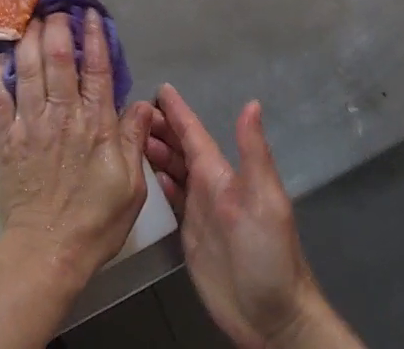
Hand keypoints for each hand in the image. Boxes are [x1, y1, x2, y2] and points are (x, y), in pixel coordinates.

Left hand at [0, 11, 153, 288]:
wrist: (47, 250)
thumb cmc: (96, 221)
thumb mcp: (131, 186)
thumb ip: (133, 140)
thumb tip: (144, 104)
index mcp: (95, 125)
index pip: (97, 71)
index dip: (94, 39)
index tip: (91, 15)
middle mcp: (61, 115)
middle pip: (58, 60)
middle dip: (57, 27)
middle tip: (56, 7)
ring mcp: (30, 124)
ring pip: (27, 70)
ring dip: (29, 40)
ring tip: (30, 20)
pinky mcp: (6, 139)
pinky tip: (0, 59)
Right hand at [147, 84, 359, 348]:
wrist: (272, 315)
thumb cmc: (269, 255)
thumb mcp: (265, 200)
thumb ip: (253, 153)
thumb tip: (252, 103)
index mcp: (222, 175)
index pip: (195, 135)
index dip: (178, 112)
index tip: (159, 88)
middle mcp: (210, 187)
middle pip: (181, 149)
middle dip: (159, 128)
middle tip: (130, 110)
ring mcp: (201, 211)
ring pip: (174, 170)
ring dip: (155, 151)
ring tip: (131, 135)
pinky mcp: (192, 235)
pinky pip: (173, 199)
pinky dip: (160, 182)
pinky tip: (148, 174)